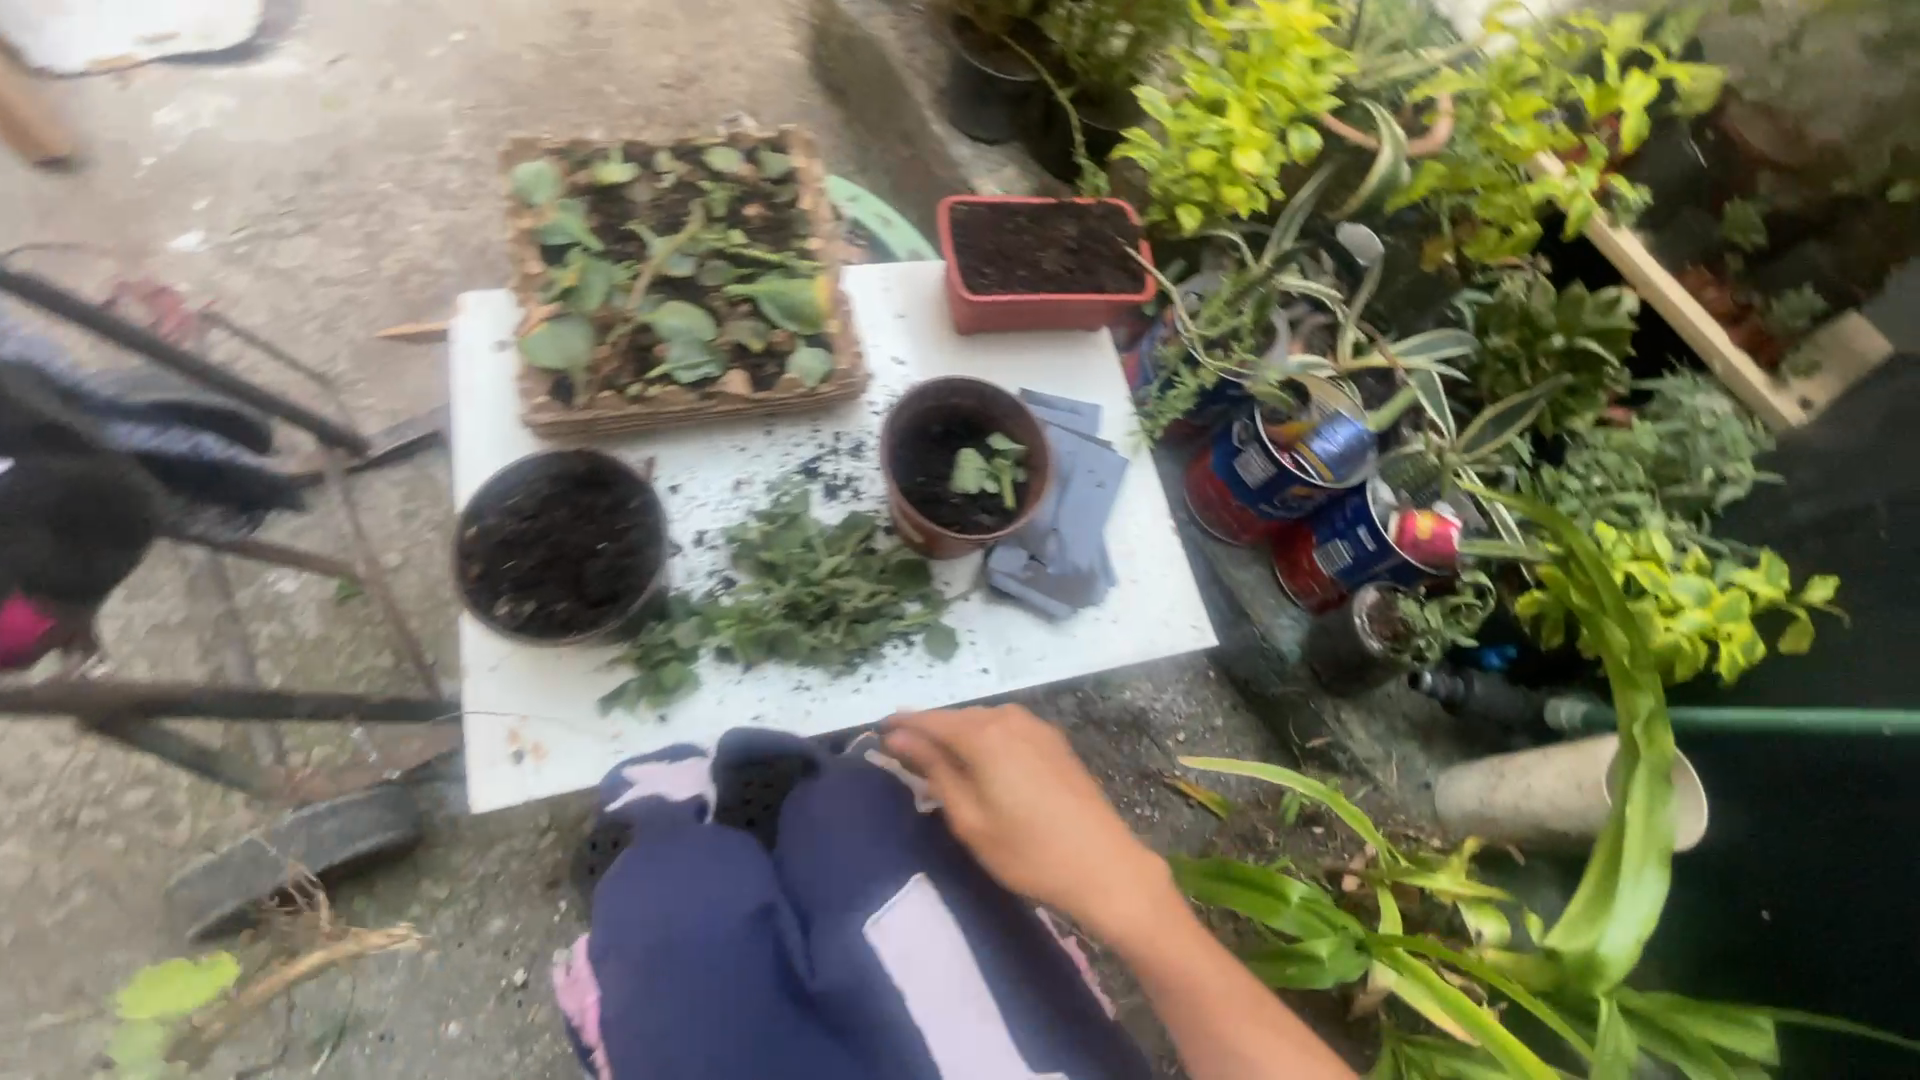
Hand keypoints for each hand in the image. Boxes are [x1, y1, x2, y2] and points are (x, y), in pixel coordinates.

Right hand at [882, 706, 1180, 945]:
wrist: (1105, 866)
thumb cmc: (1028, 852)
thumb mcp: (969, 818)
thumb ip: (933, 770)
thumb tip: (898, 738)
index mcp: (983, 734)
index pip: (928, 719)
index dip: (900, 726)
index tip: (876, 736)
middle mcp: (1008, 718)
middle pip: (956, 719)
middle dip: (928, 733)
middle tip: (903, 758)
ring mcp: (1036, 727)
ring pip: (982, 724)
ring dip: (958, 739)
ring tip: (939, 766)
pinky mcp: (1054, 742)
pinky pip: (1006, 732)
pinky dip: (985, 743)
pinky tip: (982, 768)